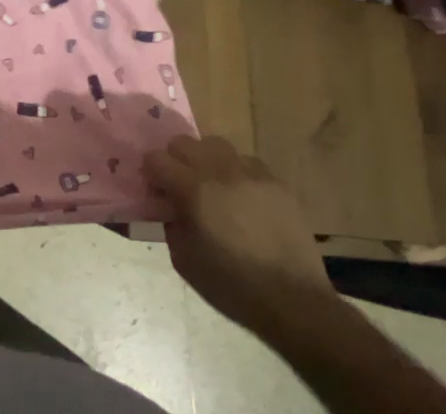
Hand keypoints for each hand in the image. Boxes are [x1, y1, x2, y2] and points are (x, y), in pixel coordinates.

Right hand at [144, 135, 336, 341]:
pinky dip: (237, 173)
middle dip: (176, 161)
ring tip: (214, 188)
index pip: (156, 158)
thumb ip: (171, 223)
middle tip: (180, 187)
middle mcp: (222, 172)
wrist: (294, 301)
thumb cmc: (231, 286)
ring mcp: (253, 175)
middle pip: (185, 142)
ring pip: (218, 145)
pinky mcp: (278, 184)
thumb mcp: (183, 260)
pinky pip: (248, 163)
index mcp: (194, 190)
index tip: (157, 193)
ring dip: (207, 161)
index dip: (151, 174)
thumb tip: (172, 207)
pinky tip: (243, 199)